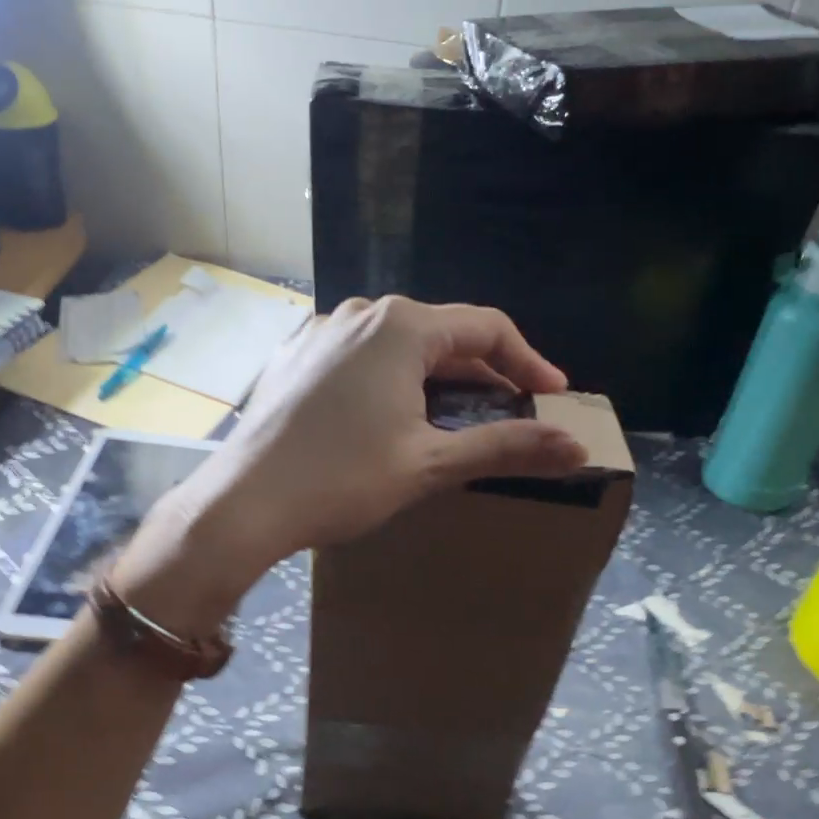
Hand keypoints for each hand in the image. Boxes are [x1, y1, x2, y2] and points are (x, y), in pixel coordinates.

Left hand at [112, 296, 586, 633]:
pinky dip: (396, 383)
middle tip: (513, 414)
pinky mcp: (297, 359)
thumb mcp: (430, 465)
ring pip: (401, 348)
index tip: (554, 398)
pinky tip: (396, 420)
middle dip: (485, 374)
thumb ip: (505, 448)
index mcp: (400, 327)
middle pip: (444, 335)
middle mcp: (359, 314)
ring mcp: (321, 333)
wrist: (242, 504)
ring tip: (461, 421)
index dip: (529, 363)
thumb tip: (576, 449)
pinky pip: (363, 360)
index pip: (487, 329)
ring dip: (440, 381)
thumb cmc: (341, 481)